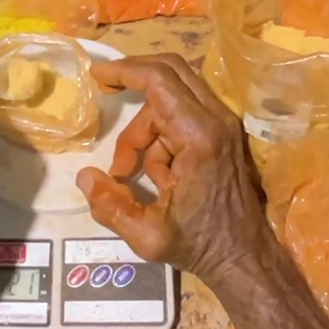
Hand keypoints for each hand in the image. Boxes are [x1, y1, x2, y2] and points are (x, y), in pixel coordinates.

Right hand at [74, 55, 270, 284]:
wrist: (244, 257)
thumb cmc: (200, 246)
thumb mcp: (147, 236)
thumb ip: (111, 206)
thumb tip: (85, 176)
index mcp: (199, 137)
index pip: (159, 80)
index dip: (125, 71)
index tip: (96, 75)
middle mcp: (215, 120)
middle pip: (170, 71)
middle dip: (132, 79)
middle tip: (103, 89)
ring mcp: (223, 124)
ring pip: (171, 97)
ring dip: (143, 127)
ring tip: (128, 171)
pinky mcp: (223, 134)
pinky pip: (182, 114)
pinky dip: (160, 136)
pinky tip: (157, 175)